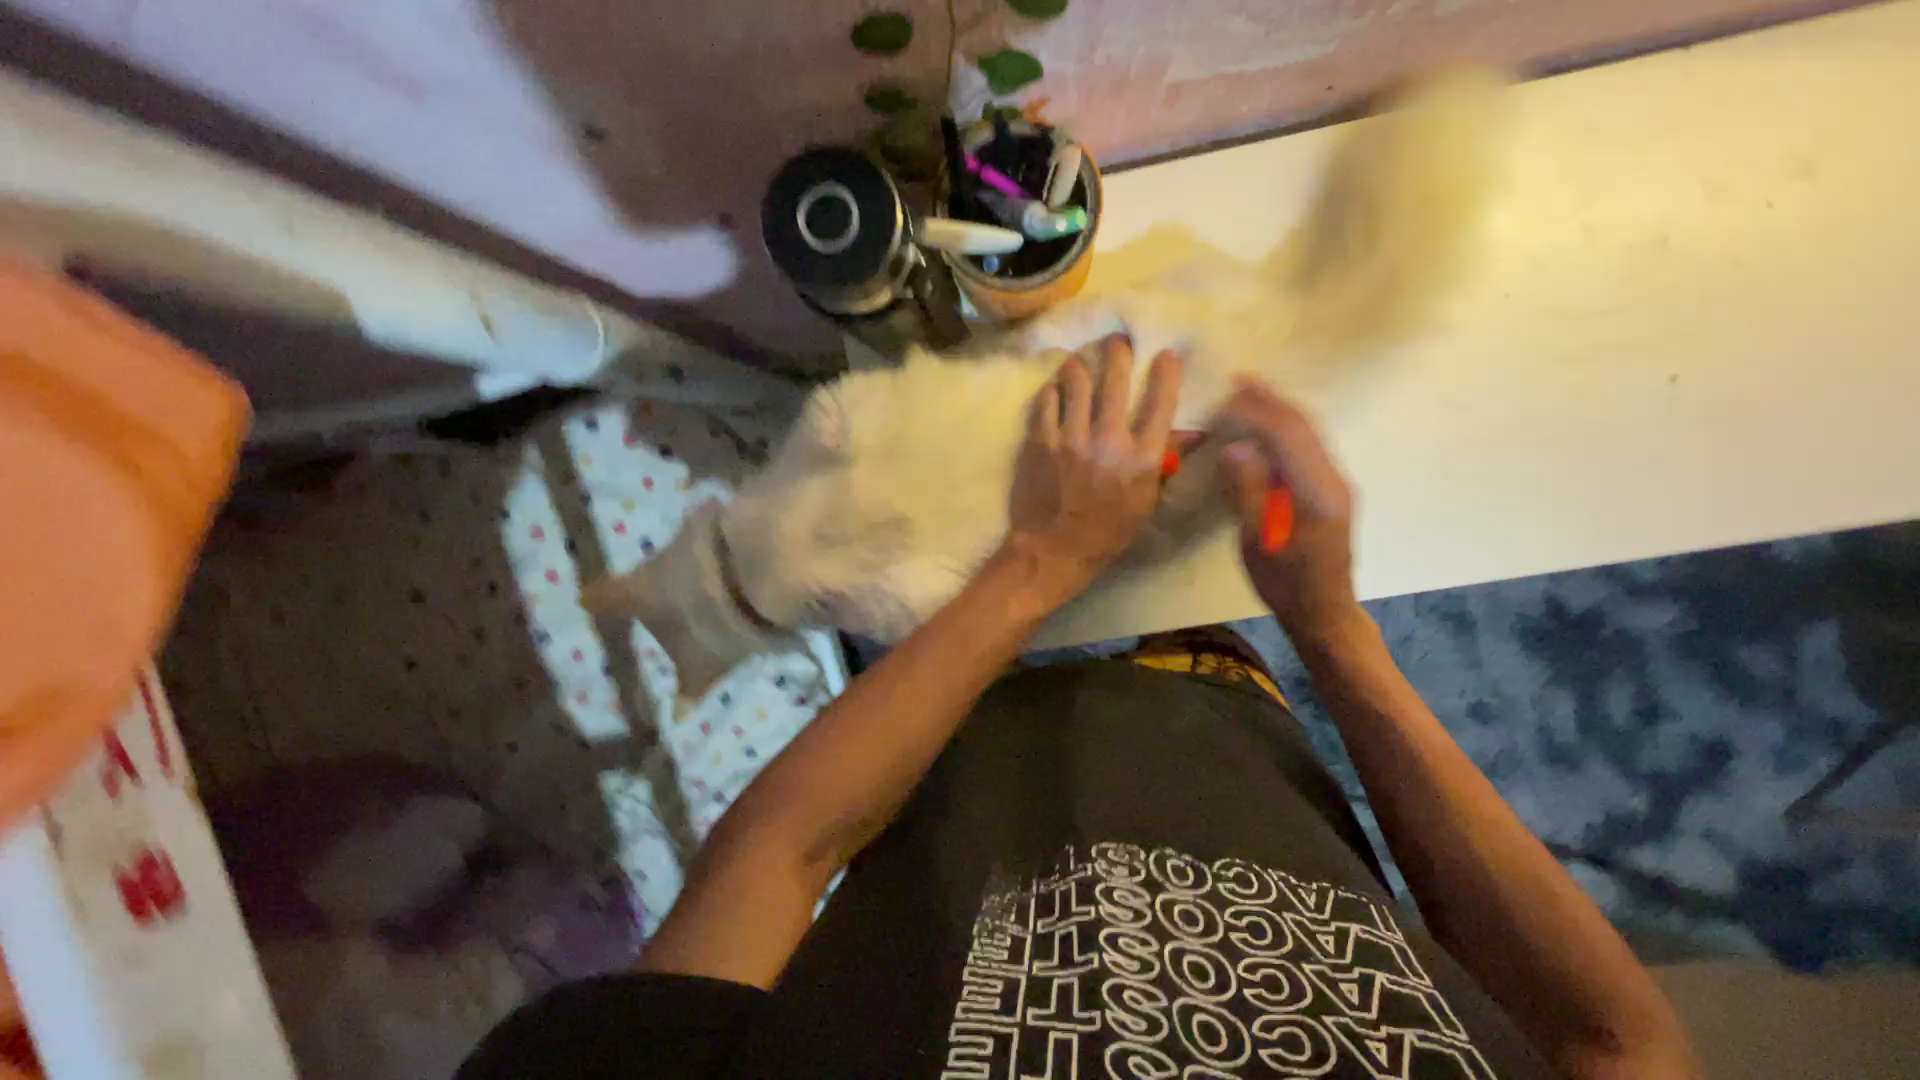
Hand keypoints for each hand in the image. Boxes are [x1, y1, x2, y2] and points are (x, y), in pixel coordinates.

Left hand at [1000, 336, 1183, 606]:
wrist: (1053, 550)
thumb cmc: (1107, 532)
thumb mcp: (1147, 501)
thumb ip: (1164, 461)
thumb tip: (1190, 431)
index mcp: (1142, 458)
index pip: (1161, 401)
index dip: (1166, 371)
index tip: (1166, 354)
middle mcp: (1108, 441)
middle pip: (1115, 378)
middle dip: (1118, 351)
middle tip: (1118, 342)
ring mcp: (1069, 438)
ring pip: (1076, 380)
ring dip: (1081, 364)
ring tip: (1082, 360)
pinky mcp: (1039, 440)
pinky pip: (1047, 399)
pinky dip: (1054, 389)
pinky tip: (1058, 388)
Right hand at [1214, 376, 1364, 641]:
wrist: (1325, 613)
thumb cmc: (1285, 585)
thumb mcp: (1256, 543)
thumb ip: (1248, 492)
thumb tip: (1235, 447)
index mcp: (1317, 494)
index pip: (1287, 437)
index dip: (1257, 412)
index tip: (1225, 398)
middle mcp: (1335, 481)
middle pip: (1304, 427)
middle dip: (1270, 401)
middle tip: (1236, 380)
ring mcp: (1337, 484)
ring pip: (1311, 433)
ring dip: (1280, 410)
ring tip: (1249, 392)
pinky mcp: (1332, 491)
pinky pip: (1310, 447)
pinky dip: (1287, 429)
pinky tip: (1268, 426)